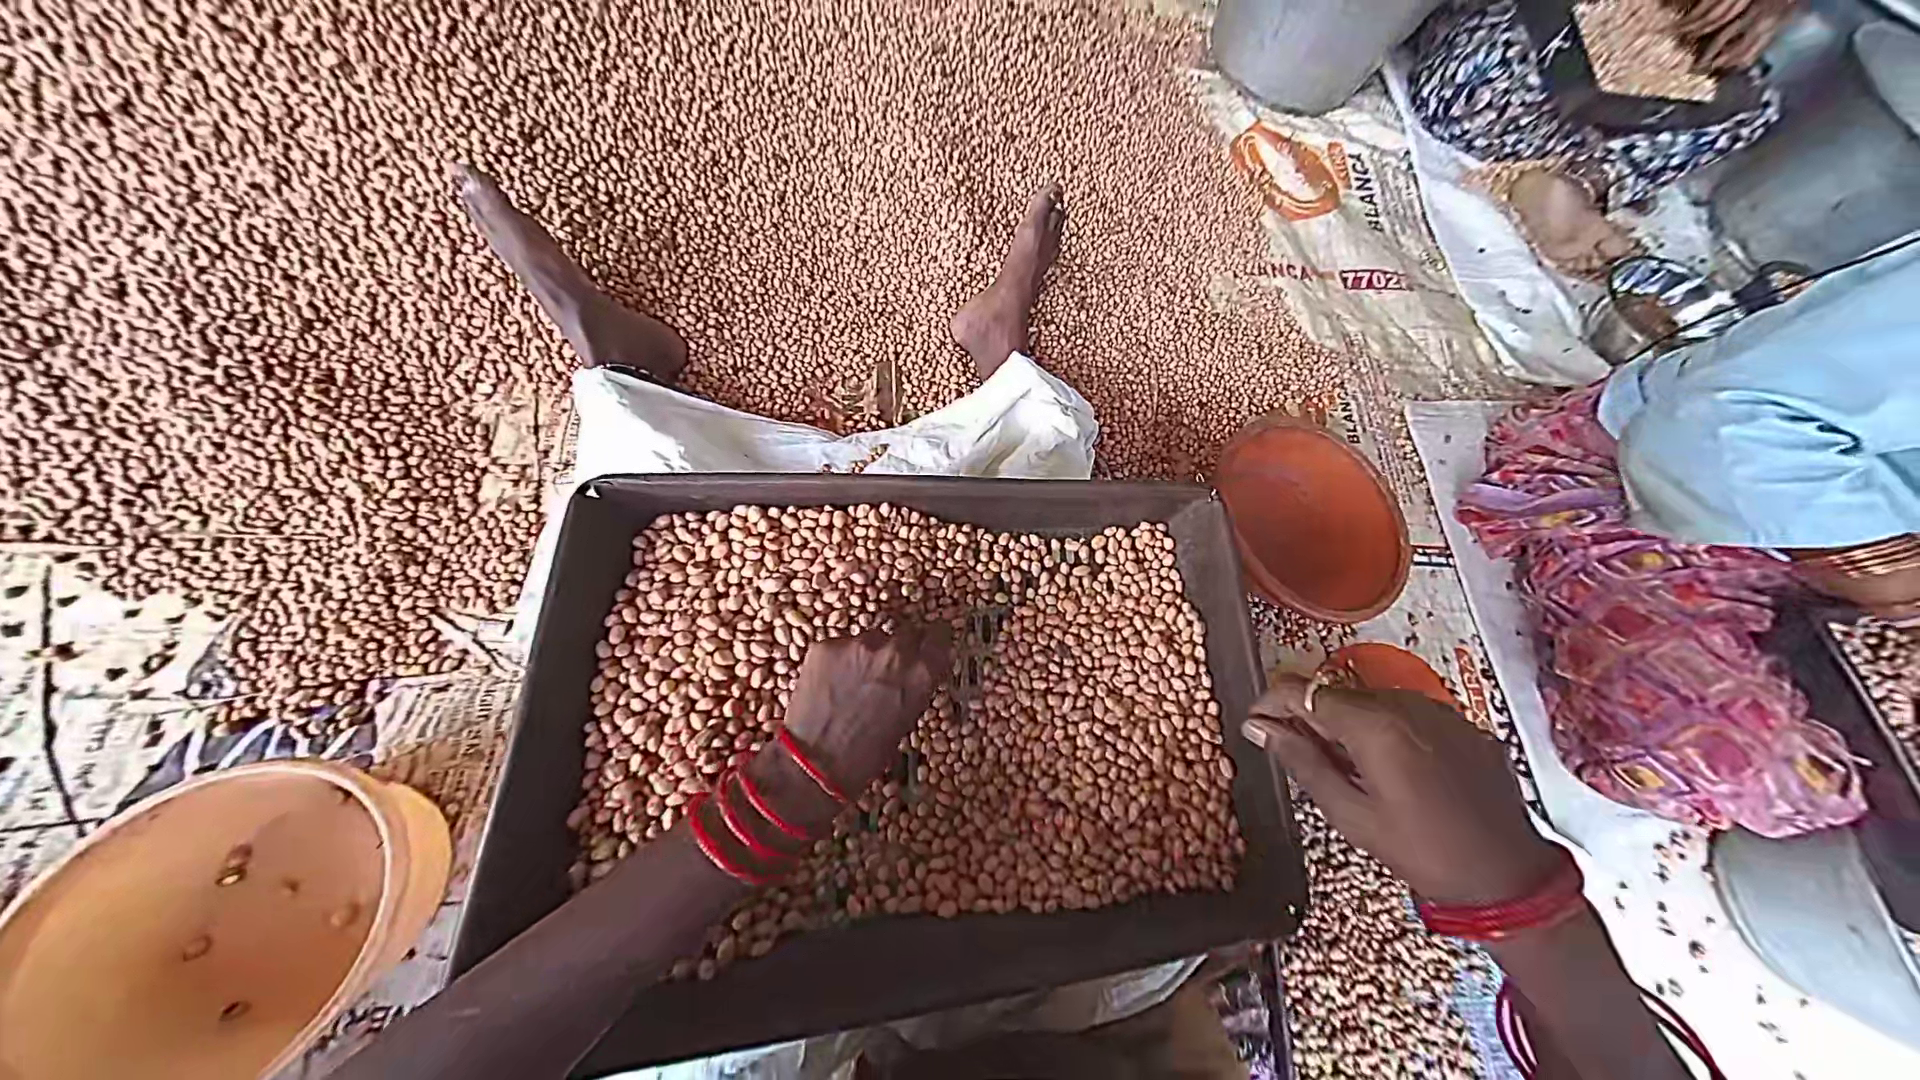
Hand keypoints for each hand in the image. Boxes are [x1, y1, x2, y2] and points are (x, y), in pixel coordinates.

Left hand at [782, 621, 952, 795]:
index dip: (935, 640)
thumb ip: (915, 686)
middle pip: (907, 633)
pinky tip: (832, 683)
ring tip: (855, 680)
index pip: (939, 637)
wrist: (815, 764)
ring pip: (872, 637)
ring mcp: (858, 645)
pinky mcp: (828, 646)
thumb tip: (915, 671)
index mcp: (921, 674)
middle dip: (901, 647)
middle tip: (889, 667)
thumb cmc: (866, 755)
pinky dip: (840, 660)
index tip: (930, 642)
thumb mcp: (906, 720)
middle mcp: (894, 652)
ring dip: (869, 653)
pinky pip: (841, 645)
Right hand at [1242, 673, 1562, 905]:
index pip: (1302, 690)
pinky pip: (1401, 711)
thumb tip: (1258, 726)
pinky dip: (1379, 728)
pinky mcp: (1459, 722)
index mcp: (1375, 725)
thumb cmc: (1423, 851)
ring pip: (1365, 700)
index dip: (1270, 702)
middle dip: (1307, 717)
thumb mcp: (1348, 812)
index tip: (1256, 721)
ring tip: (1345, 766)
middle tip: (1299, 754)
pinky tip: (1385, 766)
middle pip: (1333, 693)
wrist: (1511, 879)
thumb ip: (1300, 760)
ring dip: (1343, 722)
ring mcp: (1437, 711)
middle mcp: (1405, 705)